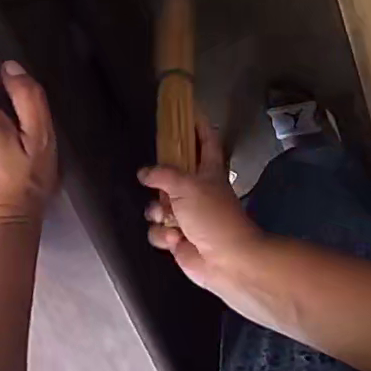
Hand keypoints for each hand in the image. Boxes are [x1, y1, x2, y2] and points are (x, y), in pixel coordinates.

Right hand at [140, 119, 265, 289]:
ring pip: (156, 205)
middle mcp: (196, 191)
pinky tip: (174, 239)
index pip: (205, 140)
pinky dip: (162, 234)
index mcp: (208, 172)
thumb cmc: (212, 216)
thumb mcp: (187, 185)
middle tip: (154, 179)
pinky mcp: (177, 238)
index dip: (197, 124)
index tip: (188, 110)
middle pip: (171, 174)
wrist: (226, 261)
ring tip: (168, 218)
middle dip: (159, 180)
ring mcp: (186, 216)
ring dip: (157, 211)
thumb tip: (144, 173)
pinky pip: (157, 229)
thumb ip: (162, 174)